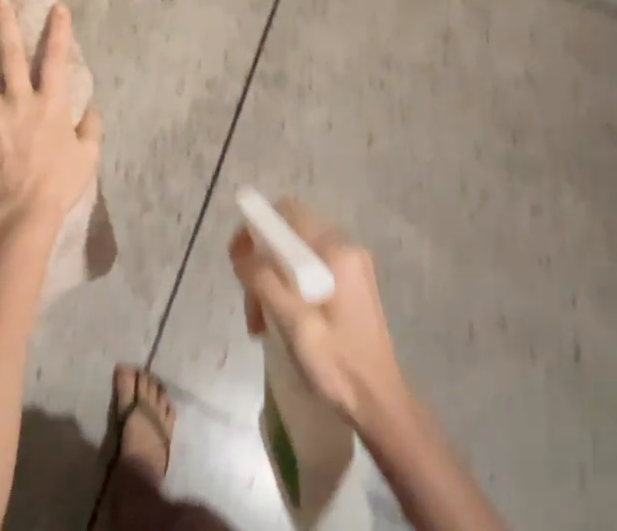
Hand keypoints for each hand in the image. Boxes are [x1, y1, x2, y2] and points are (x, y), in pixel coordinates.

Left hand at [0, 0, 102, 236]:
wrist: (23, 213)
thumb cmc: (59, 185)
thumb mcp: (88, 156)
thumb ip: (90, 127)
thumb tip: (91, 106)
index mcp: (52, 105)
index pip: (56, 60)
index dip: (58, 32)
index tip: (57, 7)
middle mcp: (20, 101)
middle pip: (11, 56)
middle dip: (4, 25)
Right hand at [229, 199, 407, 429]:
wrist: (377, 403)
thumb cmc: (336, 362)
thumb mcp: (293, 320)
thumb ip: (263, 279)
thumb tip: (239, 252)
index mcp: (336, 253)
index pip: (287, 214)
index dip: (256, 229)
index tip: (238, 260)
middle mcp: (345, 251)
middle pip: (287, 237)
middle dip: (260, 264)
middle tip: (250, 304)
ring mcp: (348, 270)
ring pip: (292, 259)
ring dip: (269, 283)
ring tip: (259, 323)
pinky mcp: (346, 288)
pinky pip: (304, 275)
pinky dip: (285, 292)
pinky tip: (277, 322)